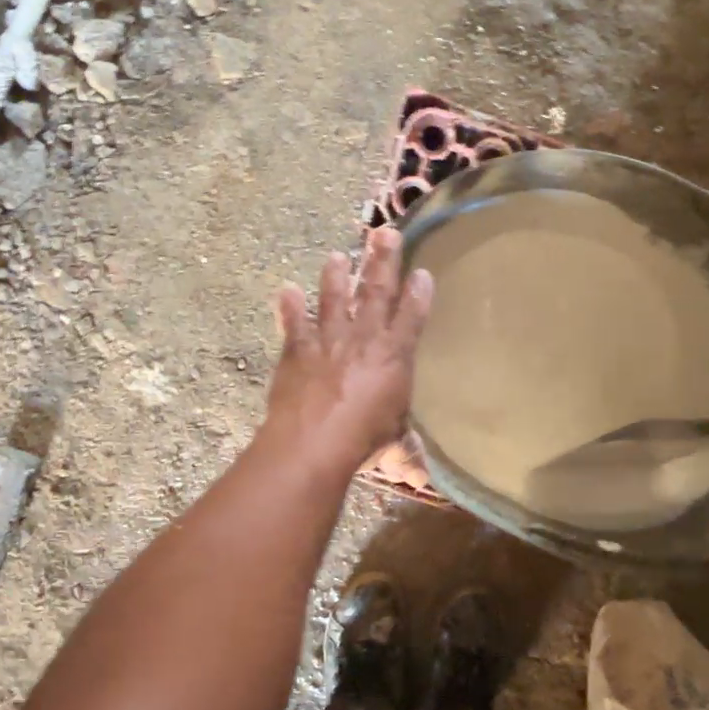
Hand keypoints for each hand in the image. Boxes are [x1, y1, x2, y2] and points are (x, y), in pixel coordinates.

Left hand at [264, 227, 432, 471]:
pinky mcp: (297, 350)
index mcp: (395, 356)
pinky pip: (293, 323)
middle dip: (382, 260)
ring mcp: (329, 340)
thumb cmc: (363, 441)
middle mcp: (364, 338)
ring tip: (337, 255)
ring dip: (336, 275)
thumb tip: (422, 477)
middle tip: (384, 232)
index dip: (419, 294)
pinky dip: (289, 306)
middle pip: (376, 291)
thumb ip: (406, 450)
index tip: (423, 272)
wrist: (314, 441)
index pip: (412, 316)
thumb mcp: (394, 444)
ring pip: (334, 298)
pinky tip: (286, 290)